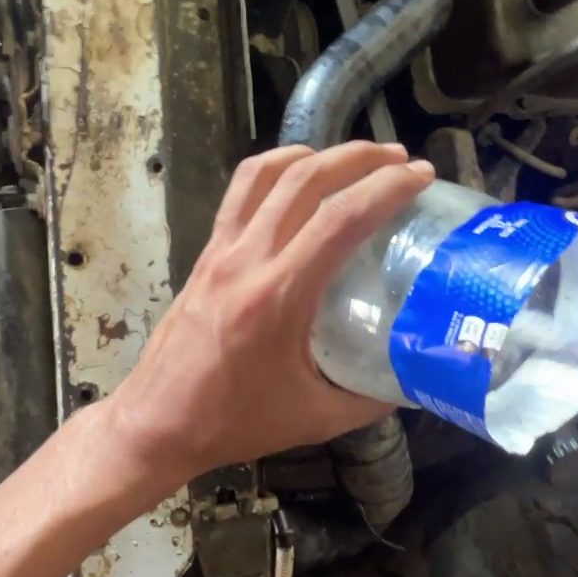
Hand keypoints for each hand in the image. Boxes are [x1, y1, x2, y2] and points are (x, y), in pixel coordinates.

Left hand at [106, 142, 434, 486]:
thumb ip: (371, 397)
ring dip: (314, 154)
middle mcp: (247, 259)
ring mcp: (220, 251)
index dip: (387, 187)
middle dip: (359, 158)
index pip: (341, 219)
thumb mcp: (315, 418)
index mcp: (279, 296)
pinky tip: (296, 176)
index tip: (421, 175)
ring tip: (351, 158)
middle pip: (305, 179)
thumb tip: (416, 375)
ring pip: (266, 174)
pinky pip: (240, 193)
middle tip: (399, 158)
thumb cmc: (233, 423)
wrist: (156, 421)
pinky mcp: (205, 254)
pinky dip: (273, 170)